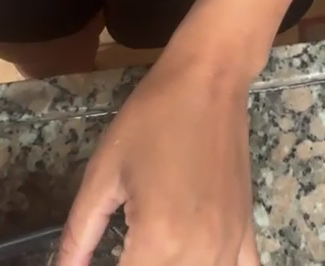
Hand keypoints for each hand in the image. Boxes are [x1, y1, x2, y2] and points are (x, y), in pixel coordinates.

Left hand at [58, 55, 258, 264]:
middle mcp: (199, 253)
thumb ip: (78, 233)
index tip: (93, 257)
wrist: (209, 77)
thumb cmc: (152, 116)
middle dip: (133, 264)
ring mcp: (229, 244)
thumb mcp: (104, 170)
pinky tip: (195, 258)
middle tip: (122, 241)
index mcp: (158, 241)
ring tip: (147, 248)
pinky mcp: (245, 229)